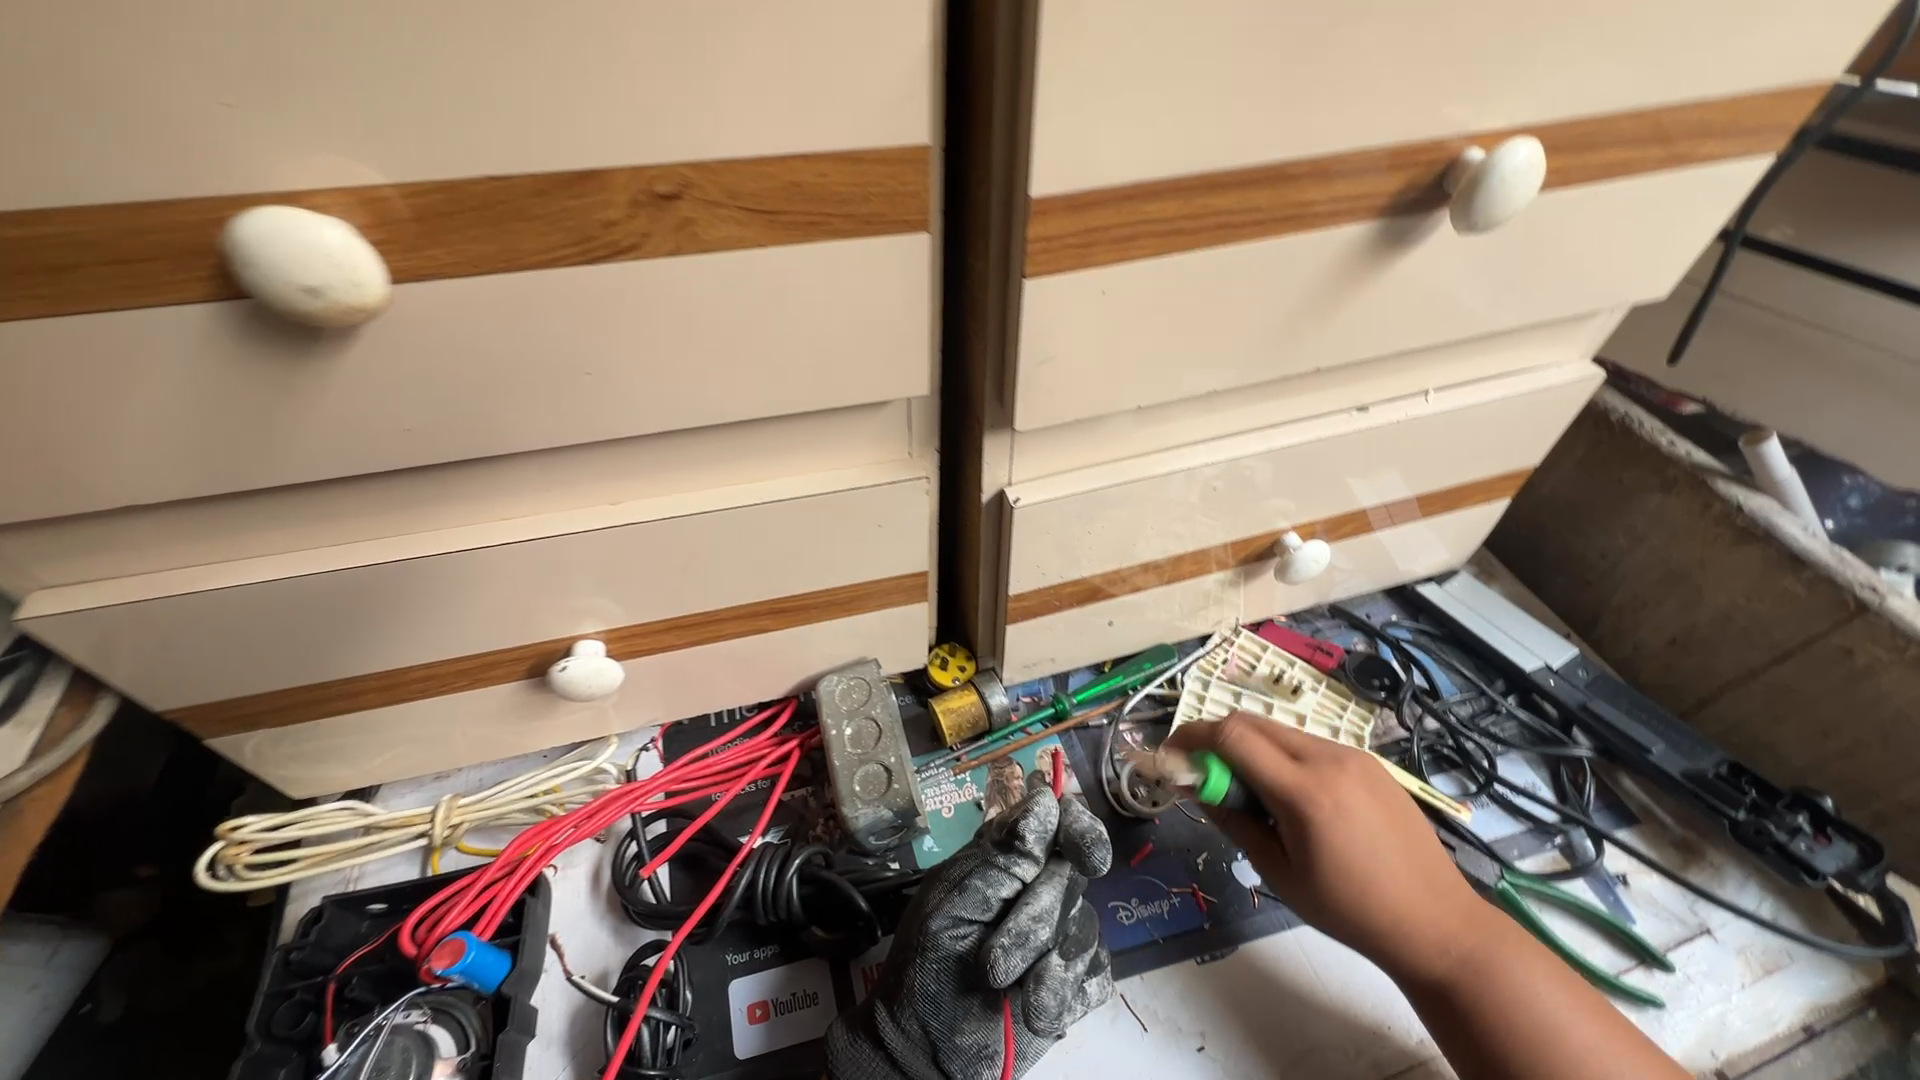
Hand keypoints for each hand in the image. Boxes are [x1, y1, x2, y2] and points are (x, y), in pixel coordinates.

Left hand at [826, 775, 1113, 1079]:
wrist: (929, 1056)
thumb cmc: (926, 973)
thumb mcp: (949, 908)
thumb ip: (998, 857)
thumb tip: (1044, 799)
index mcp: (1005, 859)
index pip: (1058, 819)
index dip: (1077, 827)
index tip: (1078, 854)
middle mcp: (1040, 887)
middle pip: (1072, 876)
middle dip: (1035, 923)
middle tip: (995, 963)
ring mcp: (1063, 934)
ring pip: (1085, 929)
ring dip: (1043, 967)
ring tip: (1003, 991)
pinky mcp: (1079, 981)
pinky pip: (1098, 974)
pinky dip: (1065, 995)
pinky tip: (1034, 1010)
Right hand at [1166, 711, 1497, 984]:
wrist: (1437, 923)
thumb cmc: (1349, 910)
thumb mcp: (1277, 871)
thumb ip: (1231, 819)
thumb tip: (1192, 785)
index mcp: (1304, 791)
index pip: (1231, 735)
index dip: (1192, 736)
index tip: (1171, 755)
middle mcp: (1329, 758)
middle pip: (1252, 723)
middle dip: (1216, 739)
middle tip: (1202, 774)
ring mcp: (1354, 757)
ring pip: (1282, 732)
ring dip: (1250, 748)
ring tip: (1249, 793)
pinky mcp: (1371, 763)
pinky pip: (1312, 745)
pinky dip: (1283, 757)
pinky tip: (1289, 797)